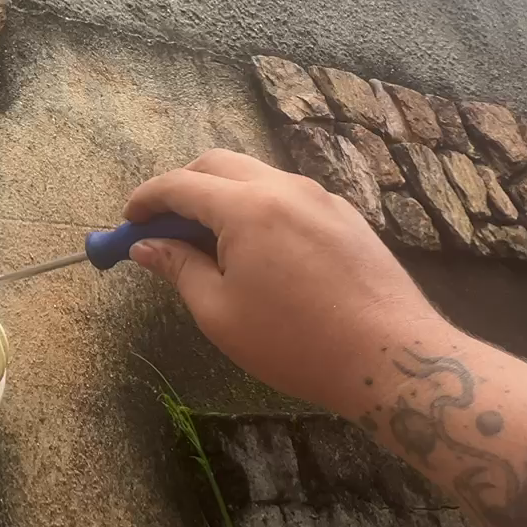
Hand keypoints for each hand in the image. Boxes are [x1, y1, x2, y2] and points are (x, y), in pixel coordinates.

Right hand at [124, 149, 451, 413]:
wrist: (398, 362)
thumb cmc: (296, 342)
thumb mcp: (218, 312)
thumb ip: (177, 268)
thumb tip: (145, 247)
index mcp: (247, 208)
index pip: (179, 185)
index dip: (145, 200)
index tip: (128, 222)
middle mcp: (283, 188)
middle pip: (215, 164)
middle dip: (180, 186)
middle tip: (163, 224)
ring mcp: (320, 197)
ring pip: (252, 173)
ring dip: (218, 193)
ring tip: (207, 237)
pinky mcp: (345, 215)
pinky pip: (285, 192)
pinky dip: (254, 203)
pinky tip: (255, 246)